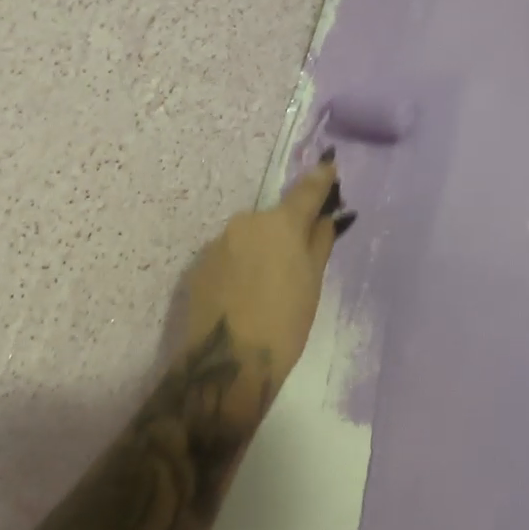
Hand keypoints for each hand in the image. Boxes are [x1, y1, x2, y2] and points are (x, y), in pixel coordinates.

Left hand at [182, 151, 354, 377]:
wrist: (226, 362)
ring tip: (266, 288)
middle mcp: (246, 223)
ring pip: (248, 238)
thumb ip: (319, 244)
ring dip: (259, 251)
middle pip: (273, 219)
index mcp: (280, 224)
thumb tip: (325, 218)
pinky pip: (228, 256)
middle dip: (285, 232)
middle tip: (296, 264)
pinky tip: (242, 296)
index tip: (329, 167)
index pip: (305, 191)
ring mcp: (218, 242)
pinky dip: (239, 267)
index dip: (320, 179)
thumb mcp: (313, 285)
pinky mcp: (198, 264)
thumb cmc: (284, 324)